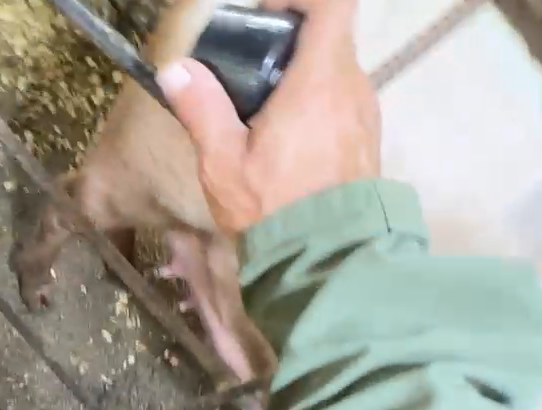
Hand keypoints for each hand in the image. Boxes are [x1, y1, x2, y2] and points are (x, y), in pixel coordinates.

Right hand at [157, 0, 379, 234]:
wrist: (320, 251)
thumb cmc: (267, 204)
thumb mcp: (221, 161)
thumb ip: (202, 110)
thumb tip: (176, 70)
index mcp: (318, 79)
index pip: (331, 4)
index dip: (300, 0)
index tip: (267, 17)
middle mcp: (351, 83)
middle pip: (329, 39)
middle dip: (290, 48)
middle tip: (248, 80)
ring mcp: (364, 109)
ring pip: (334, 73)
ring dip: (301, 83)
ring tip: (262, 121)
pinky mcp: (366, 135)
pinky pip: (340, 103)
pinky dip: (314, 109)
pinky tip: (285, 146)